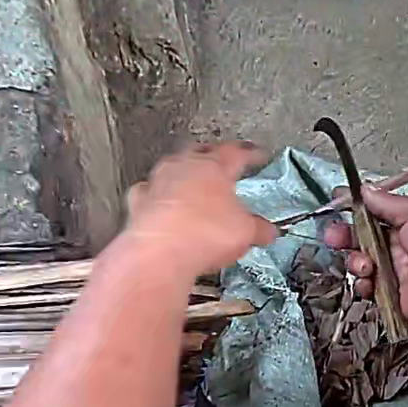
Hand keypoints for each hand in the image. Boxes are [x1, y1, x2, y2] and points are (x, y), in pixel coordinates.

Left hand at [119, 142, 277, 274]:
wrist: (161, 253)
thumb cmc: (205, 233)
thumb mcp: (247, 232)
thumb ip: (259, 228)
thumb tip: (268, 231)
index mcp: (214, 167)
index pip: (236, 153)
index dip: (250, 154)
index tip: (258, 154)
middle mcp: (183, 168)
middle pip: (199, 153)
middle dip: (211, 157)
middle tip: (221, 163)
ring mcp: (158, 183)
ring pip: (172, 169)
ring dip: (184, 176)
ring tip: (195, 185)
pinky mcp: (139, 203)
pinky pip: (151, 193)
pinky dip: (160, 197)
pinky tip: (165, 206)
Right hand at [322, 188, 407, 328]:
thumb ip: (389, 202)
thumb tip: (367, 189)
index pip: (379, 211)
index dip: (358, 208)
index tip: (338, 203)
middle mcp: (406, 244)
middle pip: (365, 236)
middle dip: (345, 234)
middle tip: (335, 236)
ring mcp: (398, 269)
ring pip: (362, 260)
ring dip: (356, 260)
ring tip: (365, 263)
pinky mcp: (392, 292)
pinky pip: (368, 285)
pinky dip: (364, 283)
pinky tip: (370, 279)